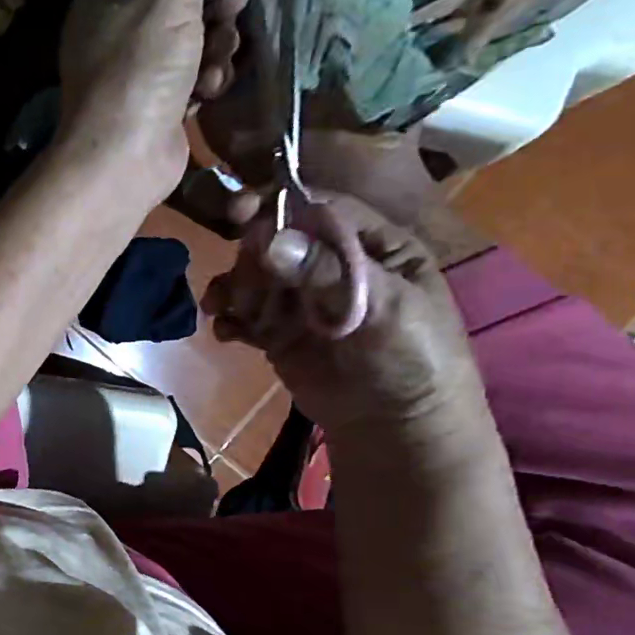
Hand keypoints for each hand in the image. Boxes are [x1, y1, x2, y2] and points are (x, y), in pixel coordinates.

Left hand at [56, 0, 246, 208]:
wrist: (123, 158)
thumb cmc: (141, 68)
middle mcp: (120, 35)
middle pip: (182, 2)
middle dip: (216, 3)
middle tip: (235, 5)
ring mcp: (140, 76)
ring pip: (194, 43)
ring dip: (216, 45)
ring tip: (218, 59)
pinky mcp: (160, 109)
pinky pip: (194, 81)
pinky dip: (207, 81)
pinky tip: (210, 90)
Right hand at [201, 193, 484, 436]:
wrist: (394, 427)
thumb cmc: (409, 359)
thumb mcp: (384, 307)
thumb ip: (329, 272)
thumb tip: (272, 241)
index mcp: (371, 245)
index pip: (320, 210)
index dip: (281, 207)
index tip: (241, 212)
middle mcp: (332, 266)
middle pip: (279, 242)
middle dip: (252, 258)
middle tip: (243, 286)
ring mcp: (302, 303)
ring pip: (256, 279)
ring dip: (234, 289)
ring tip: (225, 310)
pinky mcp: (279, 336)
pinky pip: (246, 318)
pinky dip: (230, 320)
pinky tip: (225, 332)